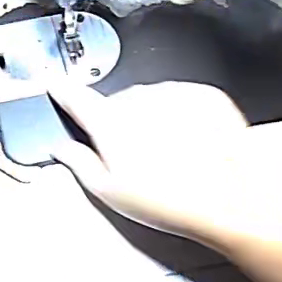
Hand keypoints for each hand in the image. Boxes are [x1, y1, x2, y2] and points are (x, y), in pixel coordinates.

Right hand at [48, 82, 281, 250]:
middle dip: (120, 123)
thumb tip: (62, 149)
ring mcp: (174, 93)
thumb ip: (79, 163)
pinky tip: (189, 146)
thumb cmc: (166, 200)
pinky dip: (181, 117)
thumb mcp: (109, 191)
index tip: (54, 81)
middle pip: (118, 103)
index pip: (76, 96)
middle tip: (133, 158)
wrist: (228, 198)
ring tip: (167, 157)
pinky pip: (182, 100)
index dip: (61, 89)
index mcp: (110, 121)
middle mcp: (140, 98)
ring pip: (151, 100)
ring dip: (152, 120)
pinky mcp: (204, 95)